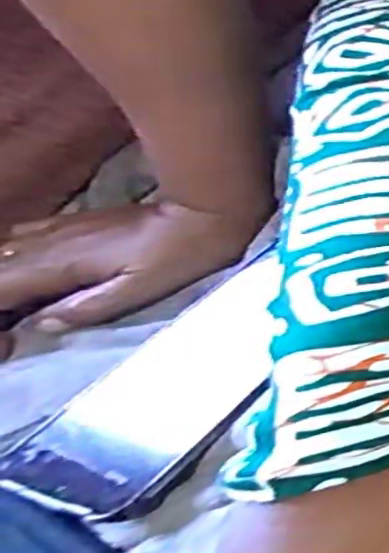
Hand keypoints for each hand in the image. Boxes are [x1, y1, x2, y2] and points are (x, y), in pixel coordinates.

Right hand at [0, 199, 267, 344]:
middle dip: (0, 303)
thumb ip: (91, 307)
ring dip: (6, 285)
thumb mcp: (144, 287)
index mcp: (51, 265)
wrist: (204, 212)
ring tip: (29, 307)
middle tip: (21, 325)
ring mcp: (48, 230)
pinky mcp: (66, 223)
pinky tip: (40, 278)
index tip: (12, 340)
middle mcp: (36, 245)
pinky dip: (15, 265)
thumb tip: (42, 325)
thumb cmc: (182, 253)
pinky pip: (16, 243)